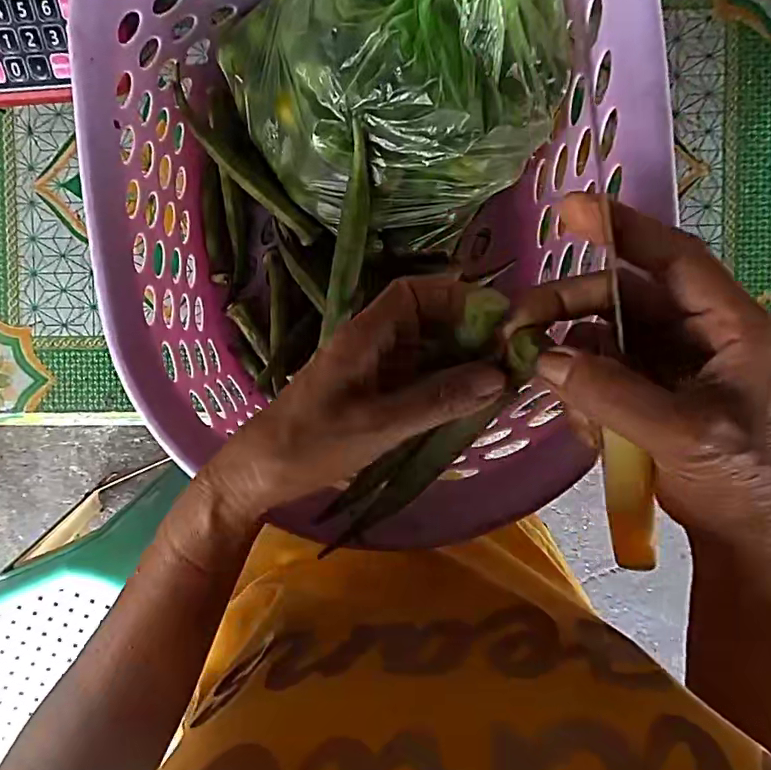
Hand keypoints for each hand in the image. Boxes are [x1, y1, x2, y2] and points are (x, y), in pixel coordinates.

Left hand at [199, 275, 508, 524]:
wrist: (260, 475)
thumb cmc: (311, 444)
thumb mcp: (379, 424)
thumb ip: (438, 399)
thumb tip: (498, 376)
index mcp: (365, 335)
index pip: (414, 293)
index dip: (457, 296)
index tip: (498, 319)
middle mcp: (374, 344)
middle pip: (429, 321)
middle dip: (470, 333)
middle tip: (510, 358)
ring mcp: (376, 370)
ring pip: (429, 351)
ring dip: (463, 362)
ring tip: (502, 380)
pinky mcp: (377, 394)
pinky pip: (421, 378)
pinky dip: (448, 385)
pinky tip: (473, 401)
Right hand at [507, 192, 770, 566]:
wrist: (755, 541)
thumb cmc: (743, 481)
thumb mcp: (682, 435)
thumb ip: (612, 394)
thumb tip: (546, 359)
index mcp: (734, 328)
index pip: (676, 260)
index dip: (625, 230)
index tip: (572, 207)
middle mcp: (705, 335)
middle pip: (631, 298)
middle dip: (574, 306)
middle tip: (520, 322)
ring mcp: (679, 365)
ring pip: (614, 336)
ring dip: (576, 354)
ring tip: (548, 383)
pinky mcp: (658, 392)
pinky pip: (611, 373)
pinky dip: (586, 387)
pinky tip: (583, 421)